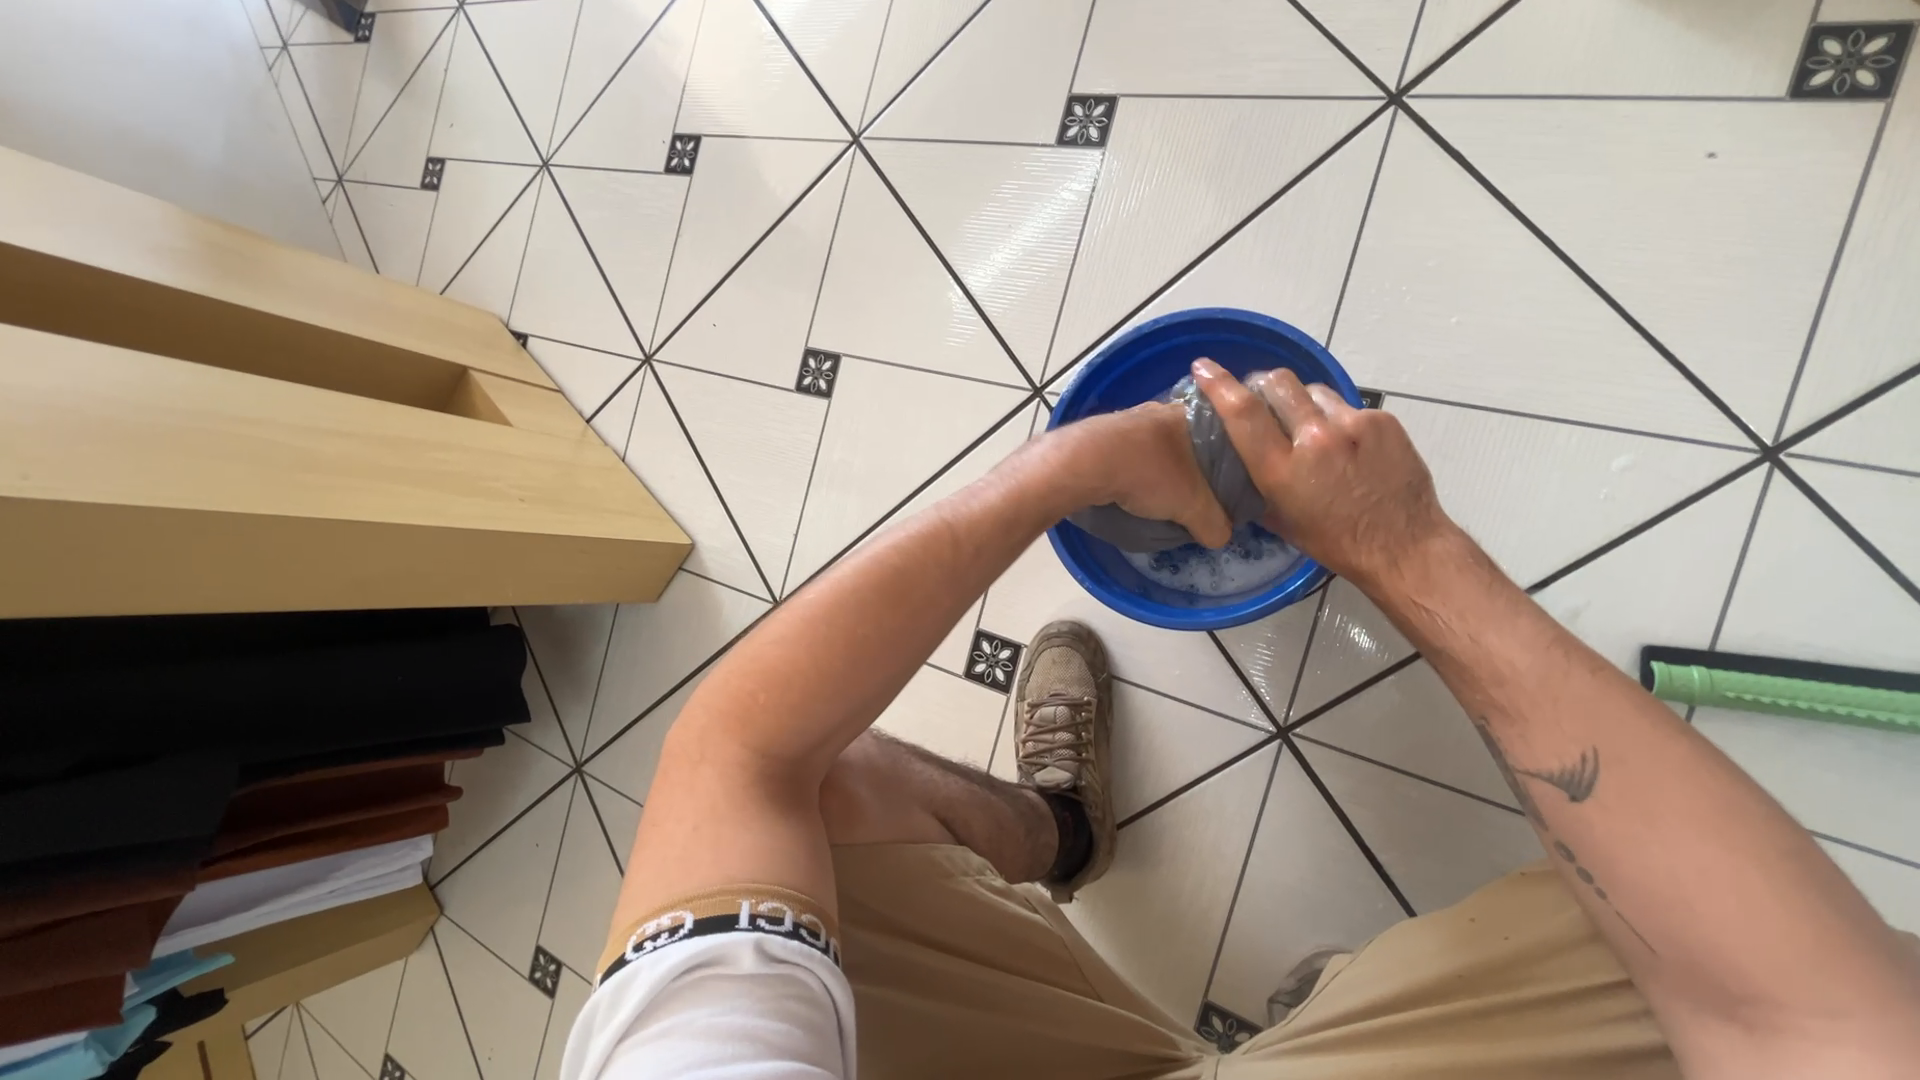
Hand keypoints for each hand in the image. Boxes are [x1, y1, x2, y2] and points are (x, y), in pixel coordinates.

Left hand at [1053, 401, 1232, 547]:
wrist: (1087, 461)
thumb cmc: (1150, 473)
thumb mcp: (1192, 506)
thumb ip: (1213, 522)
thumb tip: (1220, 535)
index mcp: (1192, 416)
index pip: (1222, 436)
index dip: (1224, 463)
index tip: (1218, 486)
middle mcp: (1162, 409)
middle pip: (1185, 442)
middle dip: (1187, 467)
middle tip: (1186, 494)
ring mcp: (1130, 417)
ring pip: (1153, 445)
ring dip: (1155, 467)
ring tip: (1155, 494)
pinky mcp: (1103, 430)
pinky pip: (1127, 450)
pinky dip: (1130, 467)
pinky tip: (1126, 485)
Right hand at [1190, 358, 1452, 589]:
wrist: (1403, 545)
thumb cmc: (1334, 542)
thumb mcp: (1280, 520)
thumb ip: (1257, 486)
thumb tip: (1239, 462)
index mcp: (1281, 469)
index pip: (1242, 413)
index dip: (1218, 384)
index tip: (1202, 367)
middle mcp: (1314, 439)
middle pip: (1278, 383)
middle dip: (1263, 384)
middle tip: (1262, 397)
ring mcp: (1351, 426)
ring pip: (1313, 390)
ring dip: (1302, 401)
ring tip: (1309, 425)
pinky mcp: (1381, 421)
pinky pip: (1347, 406)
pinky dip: (1337, 419)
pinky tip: (1345, 444)